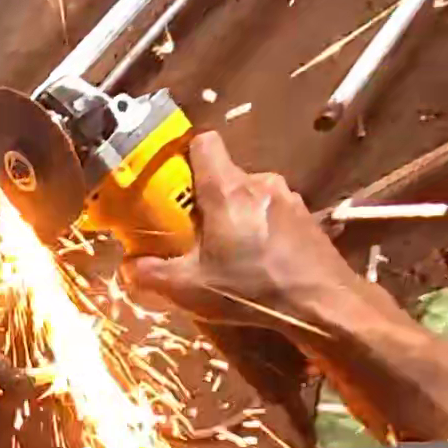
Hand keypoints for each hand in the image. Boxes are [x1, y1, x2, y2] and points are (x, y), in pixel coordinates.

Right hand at [125, 132, 391, 337]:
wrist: (319, 303)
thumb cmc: (250, 288)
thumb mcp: (188, 289)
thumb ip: (151, 275)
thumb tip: (127, 267)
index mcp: (227, 190)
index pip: (203, 143)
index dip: (183, 156)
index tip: (170, 184)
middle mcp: (259, 183)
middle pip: (223, 177)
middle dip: (203, 201)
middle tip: (190, 236)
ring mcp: (287, 198)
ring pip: (247, 197)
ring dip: (232, 218)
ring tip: (224, 255)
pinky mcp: (305, 217)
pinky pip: (269, 213)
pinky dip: (256, 230)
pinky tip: (254, 262)